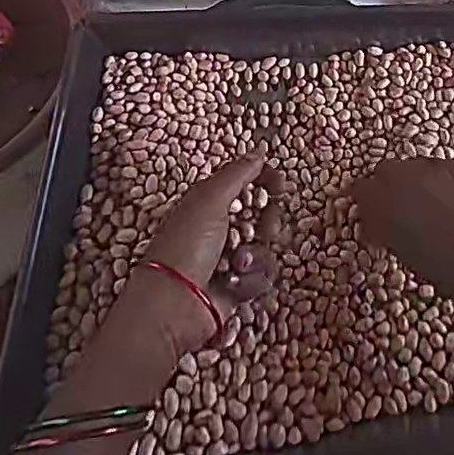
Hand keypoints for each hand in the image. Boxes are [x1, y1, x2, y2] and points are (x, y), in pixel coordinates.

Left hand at [140, 153, 281, 349]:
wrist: (173, 304)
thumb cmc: (187, 244)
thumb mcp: (211, 199)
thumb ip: (238, 173)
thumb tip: (259, 150)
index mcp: (211, 200)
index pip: (247, 182)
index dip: (266, 181)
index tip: (280, 184)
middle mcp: (222, 227)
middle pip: (265, 215)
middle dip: (266, 223)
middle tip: (258, 230)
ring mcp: (230, 257)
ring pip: (268, 248)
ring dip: (255, 256)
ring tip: (236, 264)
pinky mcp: (238, 286)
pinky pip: (262, 276)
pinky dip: (249, 280)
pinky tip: (231, 284)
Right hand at [349, 157, 453, 315]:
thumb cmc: (441, 264)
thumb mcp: (400, 250)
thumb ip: (383, 228)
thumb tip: (374, 224)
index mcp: (379, 201)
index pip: (359, 189)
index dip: (364, 200)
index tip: (370, 211)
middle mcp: (396, 177)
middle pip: (383, 171)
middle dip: (387, 184)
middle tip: (397, 205)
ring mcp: (424, 168)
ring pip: (409, 166)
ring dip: (411, 179)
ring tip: (424, 200)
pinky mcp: (448, 166)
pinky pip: (433, 168)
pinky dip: (434, 179)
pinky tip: (444, 197)